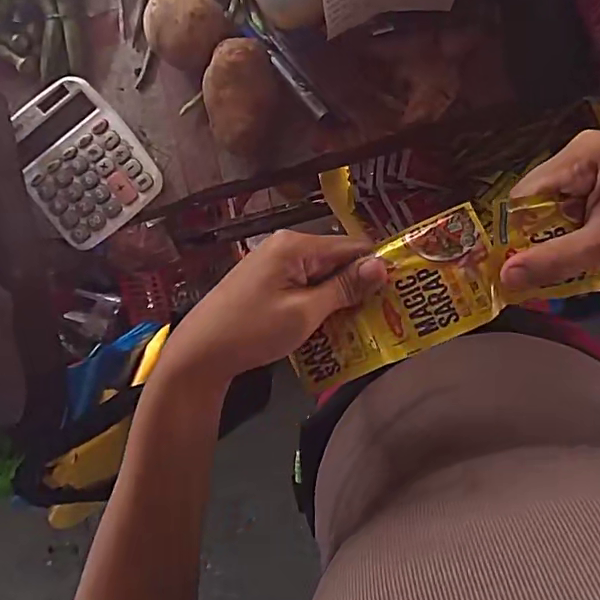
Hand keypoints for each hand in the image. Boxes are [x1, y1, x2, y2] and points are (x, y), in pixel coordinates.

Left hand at [158, 230, 387, 384]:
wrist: (198, 354)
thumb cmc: (252, 331)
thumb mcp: (305, 312)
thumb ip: (344, 288)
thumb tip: (382, 264)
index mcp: (295, 246)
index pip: (351, 246)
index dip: (377, 266)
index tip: (400, 288)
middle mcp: (285, 246)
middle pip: (337, 259)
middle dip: (359, 283)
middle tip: (385, 310)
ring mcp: (273, 262)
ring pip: (322, 273)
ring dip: (340, 295)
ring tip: (364, 320)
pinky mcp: (266, 280)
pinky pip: (304, 283)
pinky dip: (320, 300)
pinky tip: (331, 322)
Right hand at [499, 130, 599, 291]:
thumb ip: (556, 259)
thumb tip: (505, 279)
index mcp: (580, 152)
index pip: (525, 194)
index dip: (515, 232)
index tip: (513, 269)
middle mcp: (580, 152)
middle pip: (536, 201)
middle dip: (538, 238)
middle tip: (540, 275)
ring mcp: (593, 165)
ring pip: (553, 209)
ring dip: (557, 239)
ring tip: (569, 265)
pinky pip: (573, 210)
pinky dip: (574, 234)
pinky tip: (586, 252)